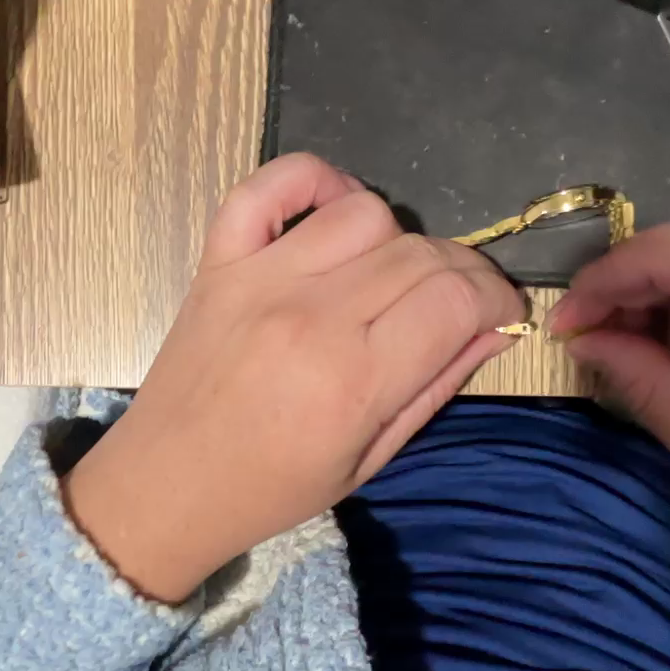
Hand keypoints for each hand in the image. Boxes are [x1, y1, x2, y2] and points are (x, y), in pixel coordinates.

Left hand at [62, 154, 525, 603]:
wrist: (167, 485)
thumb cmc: (272, 490)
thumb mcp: (369, 460)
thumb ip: (434, 387)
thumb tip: (494, 328)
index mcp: (353, 381)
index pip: (456, 299)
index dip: (497, 298)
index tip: (501, 314)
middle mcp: (310, 316)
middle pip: (420, 253)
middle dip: (464, 272)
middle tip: (458, 303)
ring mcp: (258, 279)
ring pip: (363, 213)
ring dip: (398, 239)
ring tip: (391, 278)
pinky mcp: (218, 260)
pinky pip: (269, 185)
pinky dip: (313, 180)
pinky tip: (332, 214)